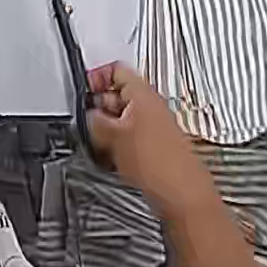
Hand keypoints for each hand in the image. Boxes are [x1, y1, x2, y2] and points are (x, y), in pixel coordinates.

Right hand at [85, 63, 218, 214]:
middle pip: (118, 95)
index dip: (96, 77)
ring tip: (98, 144)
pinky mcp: (155, 148)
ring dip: (106, 128)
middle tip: (86, 120)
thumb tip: (87, 116)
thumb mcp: (112, 136)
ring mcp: (154, 127)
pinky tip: (110, 160)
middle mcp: (151, 107)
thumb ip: (94, 120)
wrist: (182, 196)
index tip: (84, 91)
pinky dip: (117, 145)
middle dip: (98, 106)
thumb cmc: (157, 164)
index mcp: (143, 94)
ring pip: (122, 118)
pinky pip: (130, 137)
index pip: (116, 70)